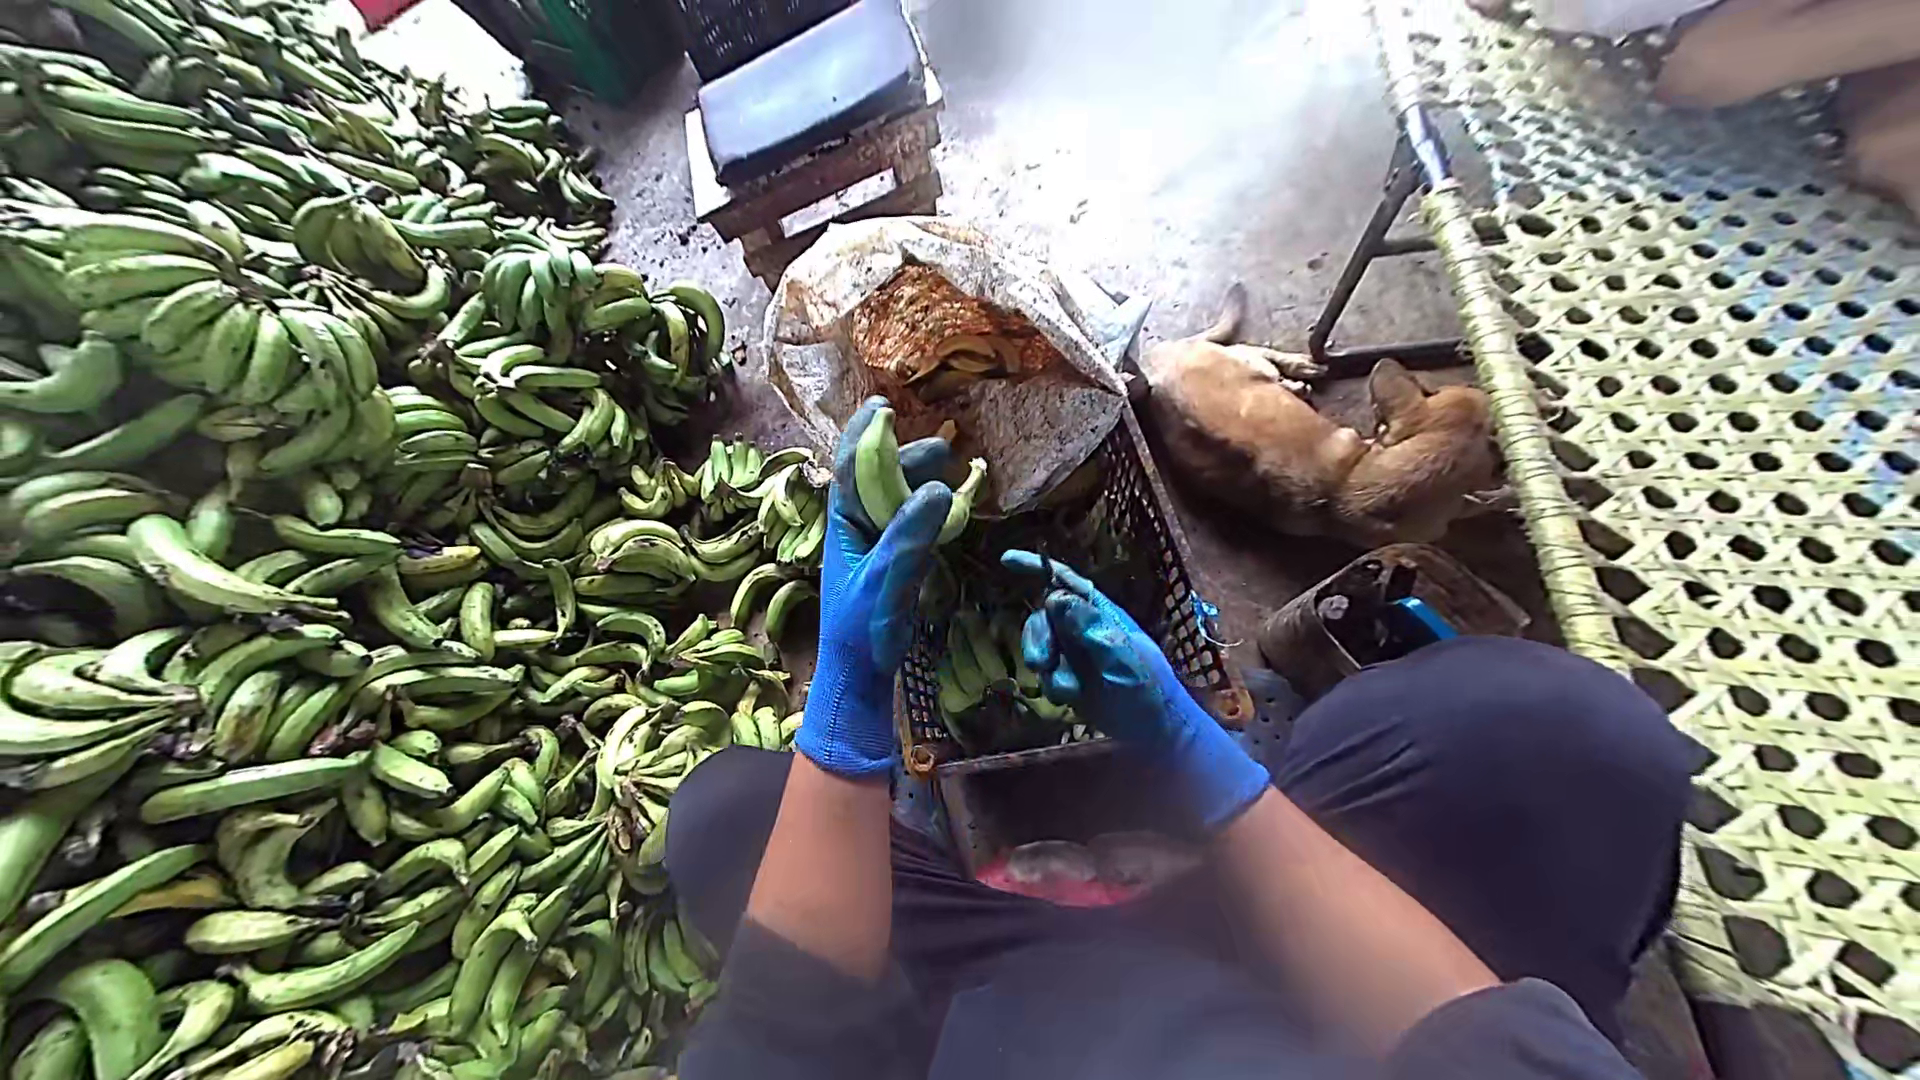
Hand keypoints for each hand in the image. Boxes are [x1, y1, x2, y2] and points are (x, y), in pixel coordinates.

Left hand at [795, 397, 952, 778]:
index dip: (865, 435)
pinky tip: (952, 508)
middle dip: (908, 458)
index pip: (851, 469)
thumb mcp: (884, 580)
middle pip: (881, 479)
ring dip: (923, 482)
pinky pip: (914, 524)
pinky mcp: (898, 561)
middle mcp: (860, 527)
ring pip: (900, 500)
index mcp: (844, 525)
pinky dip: (933, 510)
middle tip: (944, 450)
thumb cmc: (862, 629)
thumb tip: (940, 488)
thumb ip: (909, 536)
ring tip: (955, 473)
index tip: (884, 406)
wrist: (861, 674)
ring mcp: (879, 544)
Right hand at [1004, 550, 1267, 829]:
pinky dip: (1052, 685)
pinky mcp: (1069, 677)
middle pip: (1043, 617)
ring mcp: (1076, 652)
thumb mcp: (1120, 656)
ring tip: (1066, 691)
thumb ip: (1088, 626)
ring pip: (1040, 645)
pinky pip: (1045, 673)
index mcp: (1101, 613)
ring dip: (1047, 668)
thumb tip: (1055, 595)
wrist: (1156, 734)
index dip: (1036, 567)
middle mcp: (1084, 627)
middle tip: (1042, 663)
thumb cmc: (1148, 690)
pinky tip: (1070, 699)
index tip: (1006, 561)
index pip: (1065, 581)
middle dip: (1038, 639)